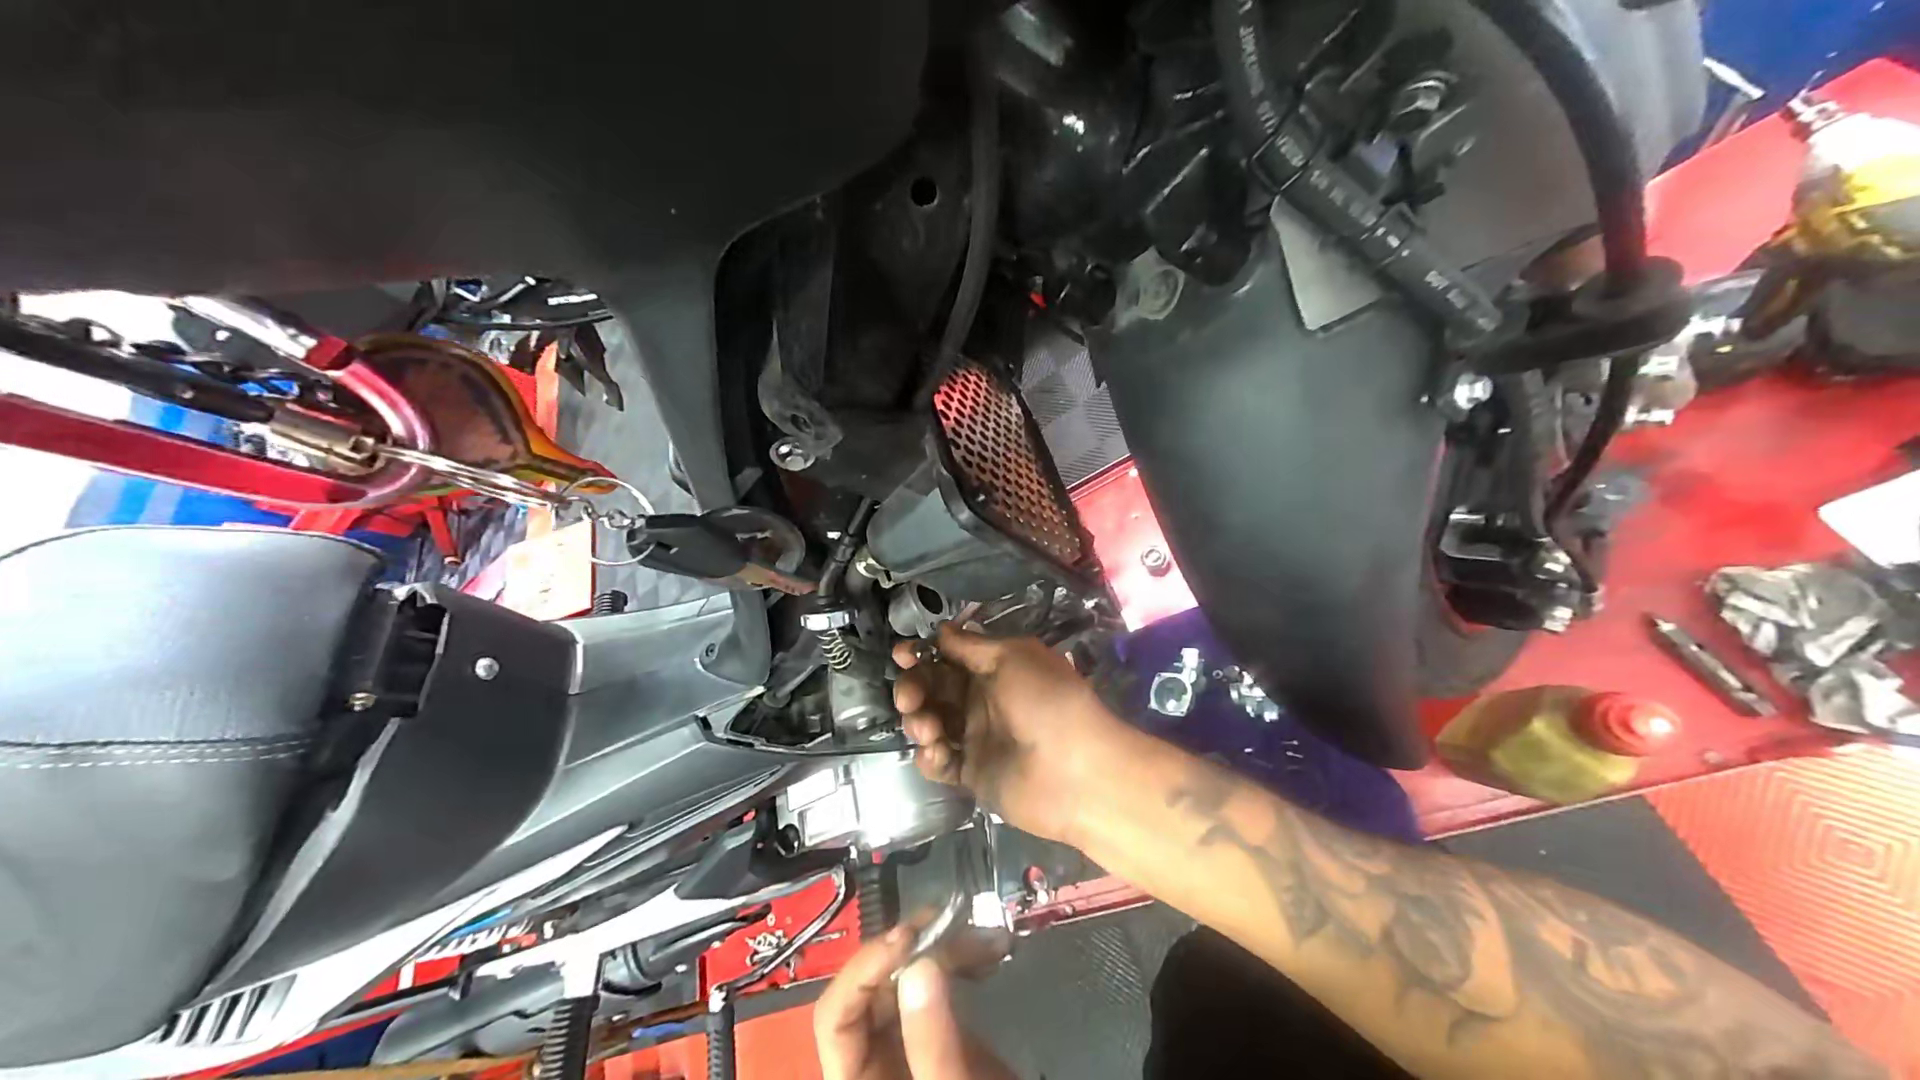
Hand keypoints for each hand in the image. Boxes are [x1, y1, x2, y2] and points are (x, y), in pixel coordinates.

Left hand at [813, 924, 1015, 1079]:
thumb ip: (934, 1044)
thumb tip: (922, 965)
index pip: (834, 1015)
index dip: (862, 970)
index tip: (908, 940)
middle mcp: (872, 1056)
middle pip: (874, 985)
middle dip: (917, 950)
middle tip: (958, 926)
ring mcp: (906, 1041)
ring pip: (908, 976)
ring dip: (947, 948)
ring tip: (988, 938)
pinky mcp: (940, 1031)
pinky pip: (939, 983)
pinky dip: (962, 961)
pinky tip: (988, 952)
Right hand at [892, 624, 1130, 845]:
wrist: (1076, 771)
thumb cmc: (1046, 700)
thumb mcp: (1012, 656)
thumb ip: (971, 645)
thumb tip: (942, 631)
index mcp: (994, 668)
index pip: (948, 657)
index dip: (922, 654)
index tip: (902, 654)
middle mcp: (982, 700)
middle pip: (932, 688)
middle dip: (913, 688)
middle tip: (909, 698)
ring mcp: (976, 738)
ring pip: (930, 723)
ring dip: (919, 721)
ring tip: (929, 728)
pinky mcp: (972, 774)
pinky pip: (939, 762)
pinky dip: (930, 756)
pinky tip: (937, 752)